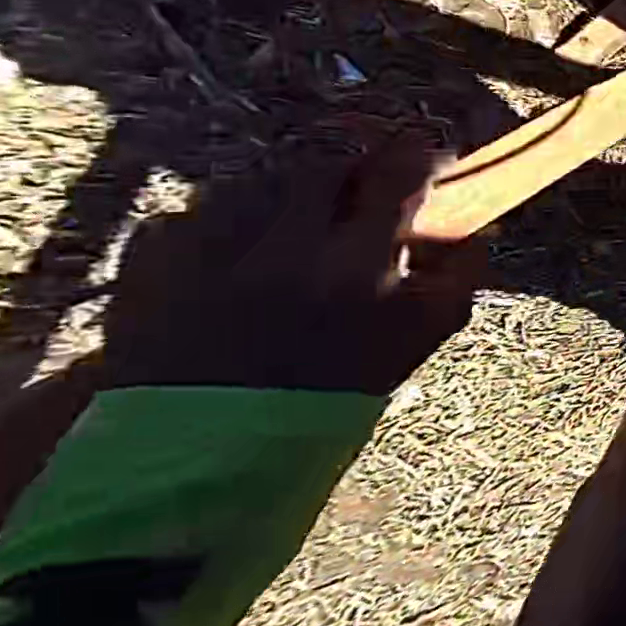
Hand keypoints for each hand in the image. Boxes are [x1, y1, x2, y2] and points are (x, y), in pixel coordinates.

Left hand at [105, 134, 484, 394]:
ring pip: (260, 184)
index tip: (428, 158)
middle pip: (326, 168)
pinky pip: (192, 213)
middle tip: (355, 197)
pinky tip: (228, 256)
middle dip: (348, 176)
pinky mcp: (149, 263)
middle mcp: (283, 244)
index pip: (398, 177)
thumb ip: (457, 277)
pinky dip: (217, 223)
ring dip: (284, 197)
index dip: (419, 158)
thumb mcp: (415, 342)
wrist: (203, 467)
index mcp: (355, 265)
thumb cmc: (329, 401)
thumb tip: (477, 227)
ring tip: (289, 231)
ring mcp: (210, 248)